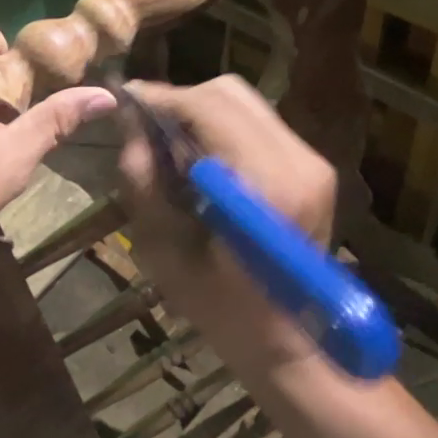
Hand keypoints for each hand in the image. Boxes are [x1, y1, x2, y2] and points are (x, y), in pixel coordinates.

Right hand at [117, 76, 337, 367]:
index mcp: (264, 186)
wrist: (292, 344)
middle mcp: (298, 161)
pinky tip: (199, 161)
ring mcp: (312, 162)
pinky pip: (257, 123)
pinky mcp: (313, 167)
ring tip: (169, 146)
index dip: (160, 98)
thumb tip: (130, 127)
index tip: (124, 103)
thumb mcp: (164, 252)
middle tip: (145, 129)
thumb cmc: (223, 310)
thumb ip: (143, 182)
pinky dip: (220, 128)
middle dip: (180, 101)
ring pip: (243, 103)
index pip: (206, 107)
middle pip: (228, 93)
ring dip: (200, 113)